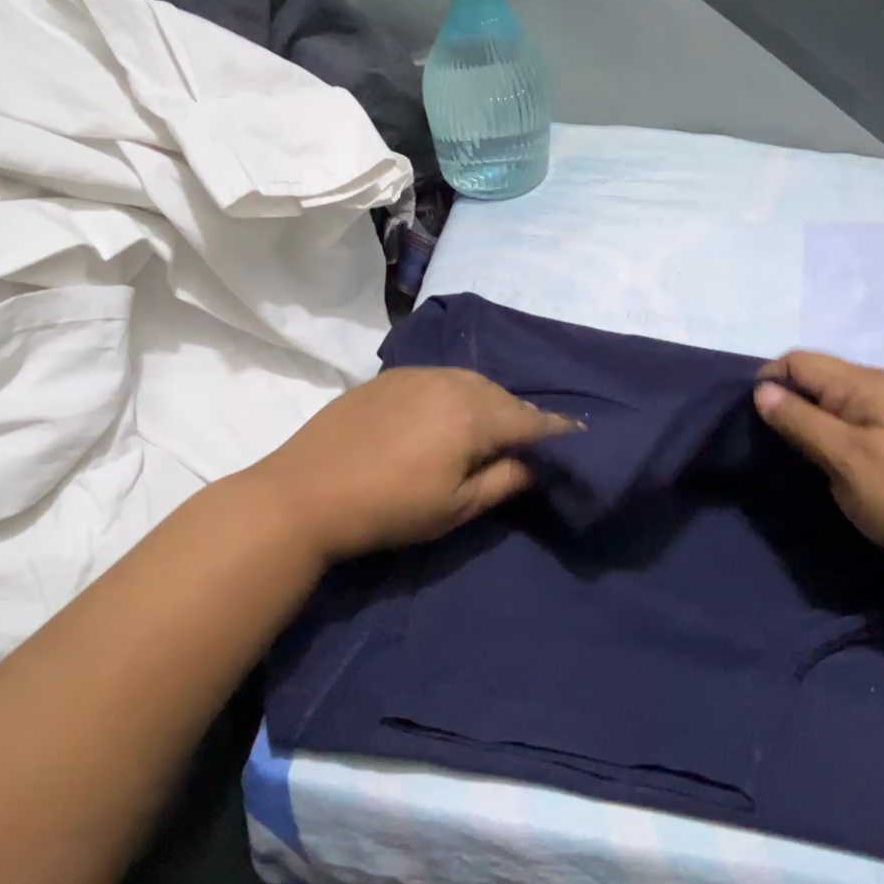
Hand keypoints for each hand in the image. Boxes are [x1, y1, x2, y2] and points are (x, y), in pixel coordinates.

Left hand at [243, 367, 573, 562]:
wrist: (303, 493)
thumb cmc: (388, 509)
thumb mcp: (457, 507)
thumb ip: (506, 480)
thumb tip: (539, 464)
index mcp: (474, 414)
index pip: (532, 420)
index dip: (559, 433)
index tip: (579, 440)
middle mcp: (453, 382)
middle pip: (505, 397)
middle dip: (524, 418)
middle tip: (533, 444)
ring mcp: (418, 373)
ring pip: (474, 383)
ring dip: (491, 404)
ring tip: (493, 430)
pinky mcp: (390, 376)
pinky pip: (442, 379)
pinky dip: (459, 395)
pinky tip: (448, 416)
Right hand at [754, 351, 883, 591]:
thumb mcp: (846, 459)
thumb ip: (801, 421)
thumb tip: (761, 390)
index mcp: (868, 384)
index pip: (800, 362)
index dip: (769, 383)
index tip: (749, 422)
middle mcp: (880, 387)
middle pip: (816, 377)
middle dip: (785, 401)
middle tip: (765, 443)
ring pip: (830, 401)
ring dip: (805, 420)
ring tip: (789, 454)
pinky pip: (848, 421)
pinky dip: (827, 434)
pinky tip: (822, 461)